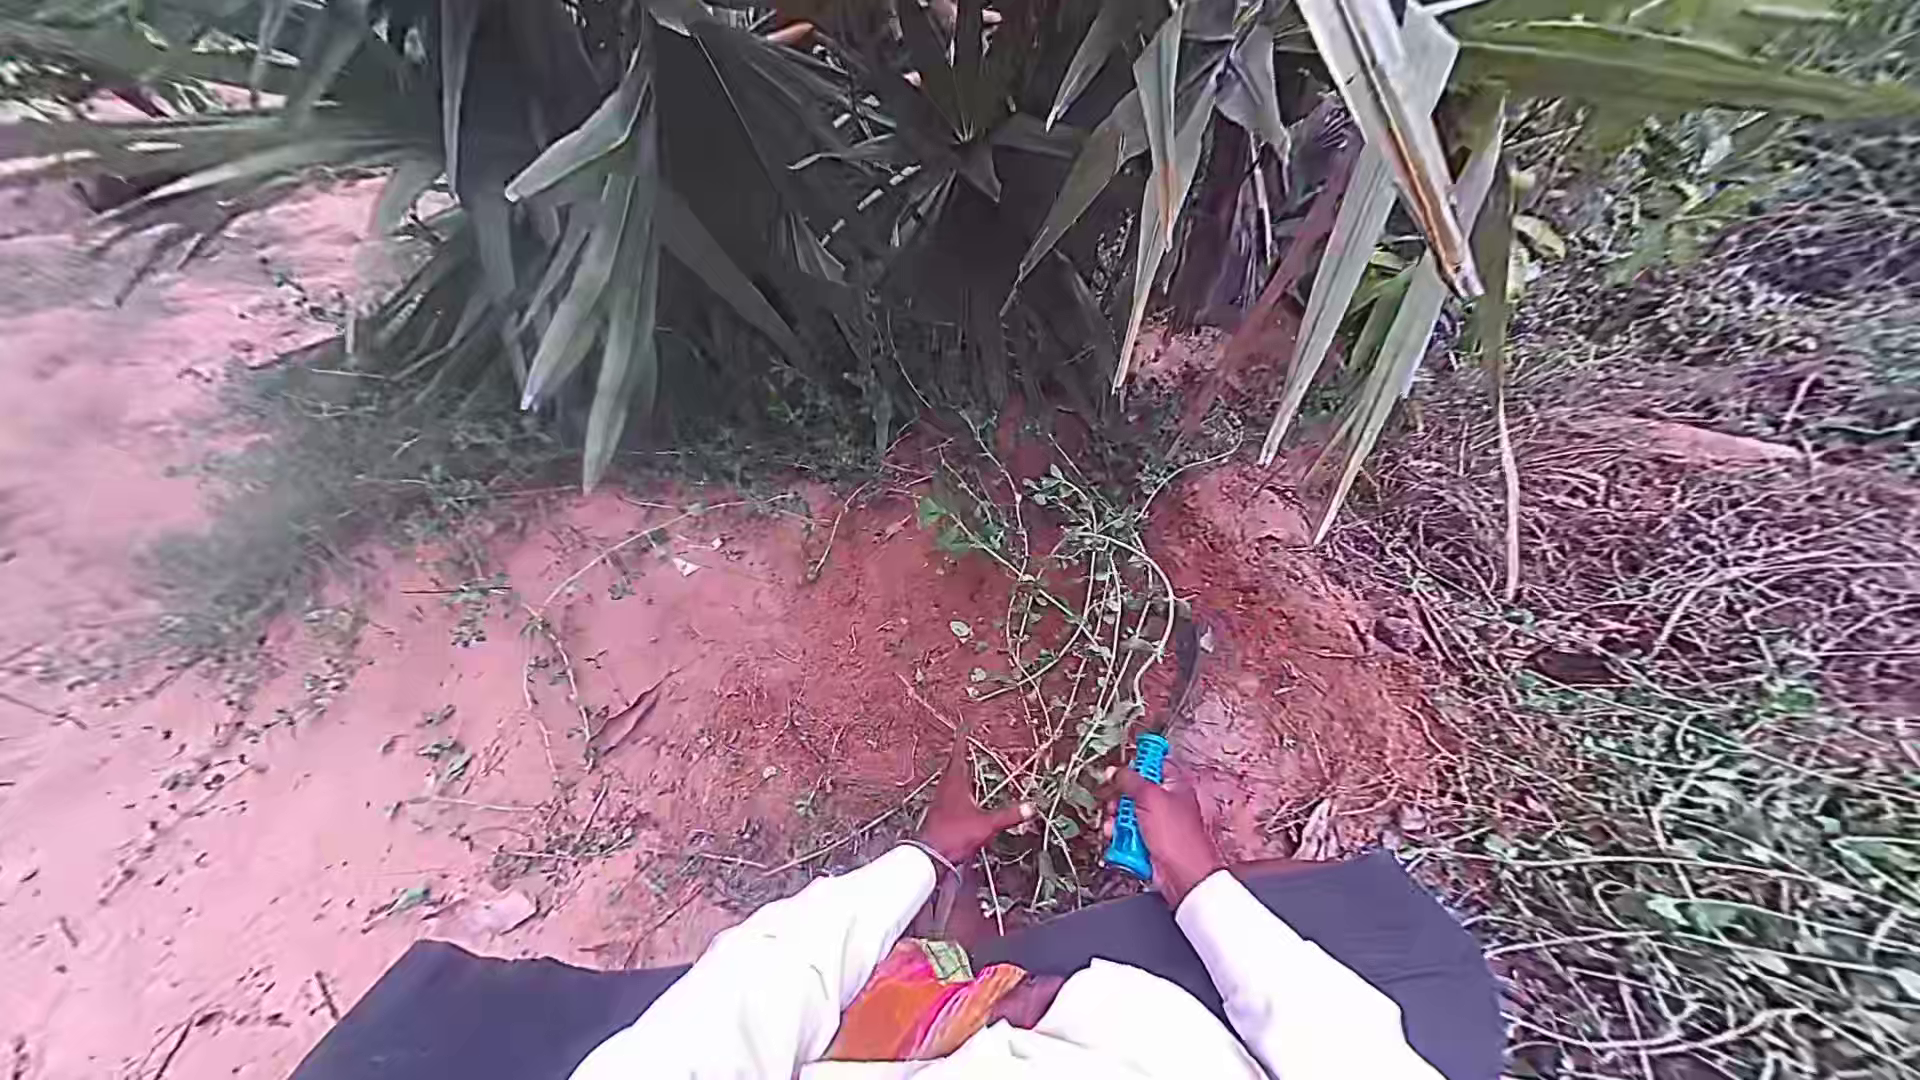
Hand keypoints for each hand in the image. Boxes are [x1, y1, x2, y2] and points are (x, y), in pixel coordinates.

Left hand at [916, 725, 1031, 864]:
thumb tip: (1031, 807)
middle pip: (953, 764)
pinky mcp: (939, 811)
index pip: (959, 754)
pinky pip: (949, 790)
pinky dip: (957, 784)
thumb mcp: (986, 824)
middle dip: (961, 752)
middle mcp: (946, 786)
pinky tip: (963, 793)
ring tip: (967, 764)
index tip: (965, 726)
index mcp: (955, 782)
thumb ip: (1008, 815)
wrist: (929, 856)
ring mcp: (941, 799)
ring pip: (950, 777)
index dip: (962, 740)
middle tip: (967, 742)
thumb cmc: (955, 834)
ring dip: (958, 768)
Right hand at [1101, 766, 1226, 908]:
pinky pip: (1126, 831)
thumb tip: (1115, 771)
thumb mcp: (1150, 798)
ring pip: (1127, 811)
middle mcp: (1165, 801)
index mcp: (1173, 784)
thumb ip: (1130, 780)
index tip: (1123, 767)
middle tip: (1116, 801)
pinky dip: (1119, 835)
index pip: (1153, 762)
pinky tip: (1117, 837)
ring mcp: (1156, 822)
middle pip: (1134, 788)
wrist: (1183, 878)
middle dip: (1120, 796)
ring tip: (1116, 823)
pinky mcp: (1147, 841)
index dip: (1137, 762)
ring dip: (1117, 818)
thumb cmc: (1178, 838)